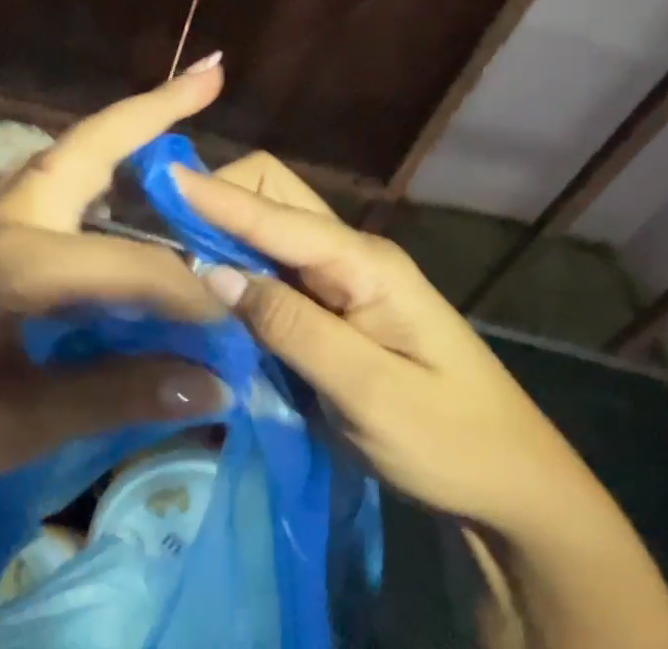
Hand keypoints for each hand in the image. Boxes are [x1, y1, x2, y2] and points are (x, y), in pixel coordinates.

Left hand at [0, 57, 234, 509]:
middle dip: (148, 112)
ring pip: (59, 163)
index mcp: (17, 266)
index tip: (238, 339)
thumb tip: (212, 378)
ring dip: (116, 136)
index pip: (132, 266)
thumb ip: (111, 394)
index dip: (191, 300)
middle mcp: (4, 228)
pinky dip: (90, 176)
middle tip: (211, 78)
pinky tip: (115, 196)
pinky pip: (44, 193)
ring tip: (174, 124)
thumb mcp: (12, 425)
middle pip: (83, 151)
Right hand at [174, 156, 600, 535]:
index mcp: (365, 264)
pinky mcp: (331, 307)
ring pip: (268, 227)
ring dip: (219, 228)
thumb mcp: (370, 392)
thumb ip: (290, 326)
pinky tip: (204, 281)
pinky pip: (272, 267)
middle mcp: (350, 256)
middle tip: (154, 224)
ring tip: (164, 246)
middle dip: (215, 197)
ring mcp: (342, 280)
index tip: (153, 178)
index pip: (273, 213)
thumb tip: (210, 271)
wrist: (514, 489)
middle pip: (272, 195)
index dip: (211, 196)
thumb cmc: (450, 443)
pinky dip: (234, 263)